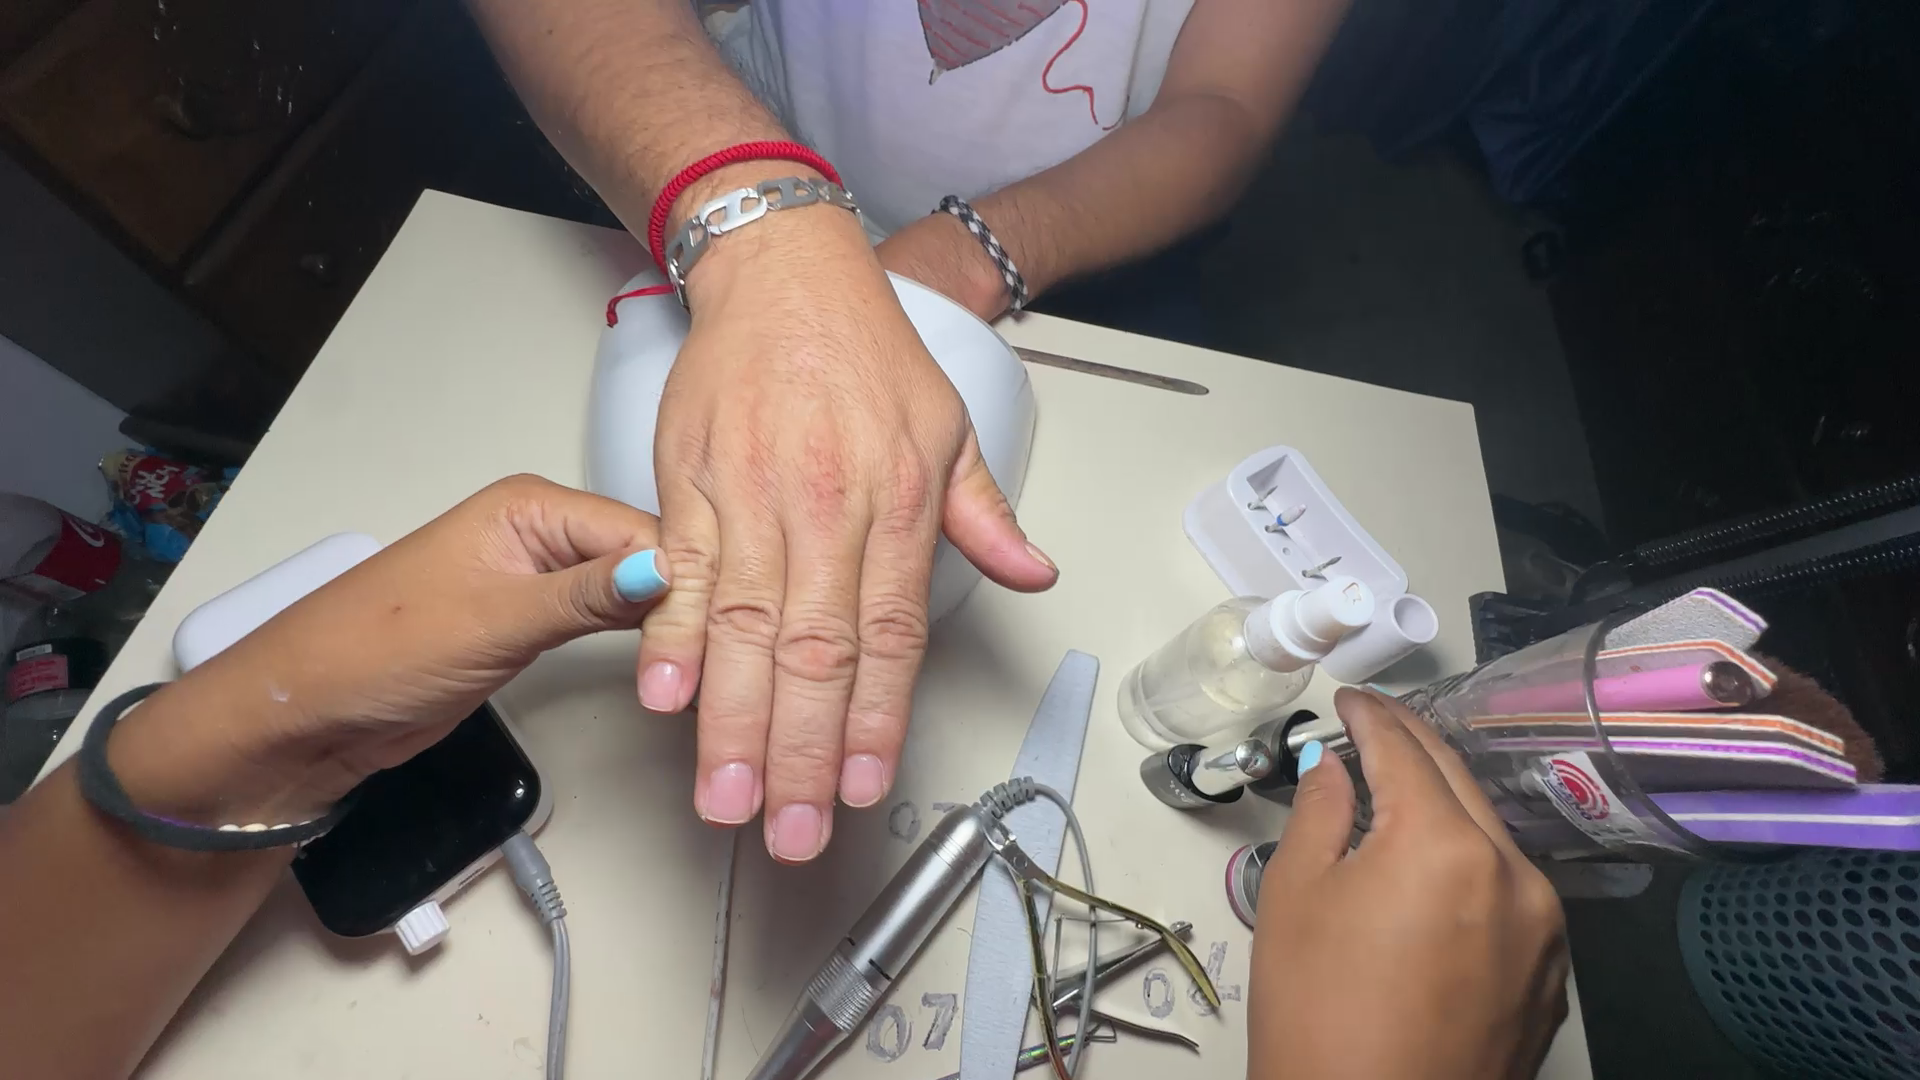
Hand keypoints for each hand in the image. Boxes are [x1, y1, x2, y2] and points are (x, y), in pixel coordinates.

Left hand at [126, 476, 670, 817]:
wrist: (304, 719)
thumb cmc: (380, 653)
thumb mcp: (495, 619)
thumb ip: (589, 594)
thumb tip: (672, 569)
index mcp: (535, 505)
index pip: (641, 531)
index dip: (685, 575)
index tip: (723, 624)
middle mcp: (549, 530)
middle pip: (645, 556)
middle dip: (682, 597)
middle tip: (726, 648)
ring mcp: (548, 574)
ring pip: (634, 586)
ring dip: (666, 618)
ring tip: (712, 655)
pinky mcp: (545, 615)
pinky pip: (612, 614)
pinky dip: (642, 634)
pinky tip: (674, 655)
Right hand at [640, 201, 1055, 863]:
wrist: (787, 279)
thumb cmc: (870, 356)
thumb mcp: (950, 428)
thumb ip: (986, 514)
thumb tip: (1034, 573)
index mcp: (898, 506)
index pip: (892, 636)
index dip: (878, 719)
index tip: (865, 786)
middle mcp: (827, 512)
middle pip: (816, 653)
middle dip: (803, 752)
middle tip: (792, 831)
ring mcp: (753, 500)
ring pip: (743, 630)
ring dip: (734, 724)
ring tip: (728, 800)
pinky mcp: (691, 484)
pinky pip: (680, 572)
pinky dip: (668, 638)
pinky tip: (664, 702)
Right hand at [1249, 688, 1568, 1079]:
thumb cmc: (1314, 998)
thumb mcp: (1296, 887)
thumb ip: (1321, 807)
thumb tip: (1335, 765)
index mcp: (1444, 846)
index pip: (1404, 752)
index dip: (1370, 716)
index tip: (1347, 697)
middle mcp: (1514, 876)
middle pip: (1456, 780)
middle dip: (1408, 740)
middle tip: (1367, 718)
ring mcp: (1544, 930)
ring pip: (1485, 830)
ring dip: (1437, 794)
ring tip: (1390, 776)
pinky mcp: (1548, 973)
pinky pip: (1503, 882)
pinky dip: (1462, 849)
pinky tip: (1423, 850)